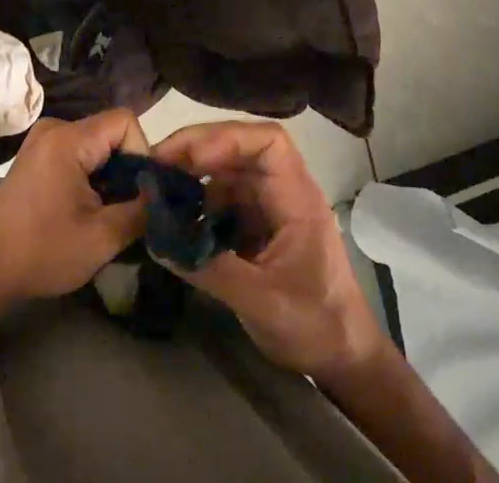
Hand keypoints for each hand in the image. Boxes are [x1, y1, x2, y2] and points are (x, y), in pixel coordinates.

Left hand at [0, 109, 149, 303]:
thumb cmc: (45, 251)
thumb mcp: (105, 236)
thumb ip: (143, 209)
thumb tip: (168, 194)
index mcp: (67, 139)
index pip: (125, 121)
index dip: (142, 153)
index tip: (138, 193)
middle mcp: (53, 129)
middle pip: (110, 132)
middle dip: (127, 169)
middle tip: (126, 210)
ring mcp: (41, 142)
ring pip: (96, 146)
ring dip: (109, 177)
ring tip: (106, 214)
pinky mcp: (36, 158)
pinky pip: (78, 154)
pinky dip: (91, 178)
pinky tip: (86, 210)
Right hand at [151, 120, 384, 378]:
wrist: (344, 360)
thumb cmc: (317, 327)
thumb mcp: (261, 302)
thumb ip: (209, 269)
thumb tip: (156, 241)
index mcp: (298, 201)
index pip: (268, 142)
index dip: (225, 139)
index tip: (187, 160)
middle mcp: (283, 195)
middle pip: (239, 150)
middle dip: (195, 151)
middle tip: (154, 167)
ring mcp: (269, 211)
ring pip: (226, 174)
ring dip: (191, 177)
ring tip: (156, 193)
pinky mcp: (255, 229)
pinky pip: (220, 202)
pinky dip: (194, 205)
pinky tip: (172, 220)